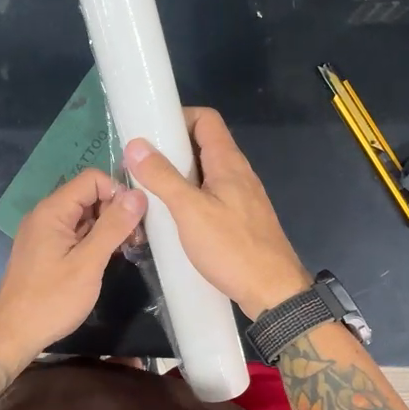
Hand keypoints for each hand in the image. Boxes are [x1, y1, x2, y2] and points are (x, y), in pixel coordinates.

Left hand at [0, 168, 146, 366]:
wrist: (13, 333)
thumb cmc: (51, 300)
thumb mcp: (88, 263)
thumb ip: (113, 227)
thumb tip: (138, 195)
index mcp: (52, 211)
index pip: (91, 179)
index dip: (117, 193)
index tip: (135, 220)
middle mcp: (45, 215)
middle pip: (87, 196)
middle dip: (114, 211)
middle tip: (134, 241)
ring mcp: (43, 234)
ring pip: (82, 217)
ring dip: (105, 228)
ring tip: (125, 252)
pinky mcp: (44, 251)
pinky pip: (73, 234)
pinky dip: (92, 241)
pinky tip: (105, 260)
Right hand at [123, 107, 310, 319]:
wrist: (273, 292)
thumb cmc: (231, 248)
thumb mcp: (189, 211)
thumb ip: (163, 177)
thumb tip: (136, 145)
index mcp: (229, 163)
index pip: (206, 119)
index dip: (178, 117)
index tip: (149, 134)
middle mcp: (238, 174)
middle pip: (203, 146)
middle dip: (171, 150)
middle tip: (140, 167)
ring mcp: (241, 198)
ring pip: (205, 174)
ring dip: (177, 177)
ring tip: (149, 193)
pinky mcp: (239, 220)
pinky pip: (210, 197)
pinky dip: (189, 199)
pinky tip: (172, 219)